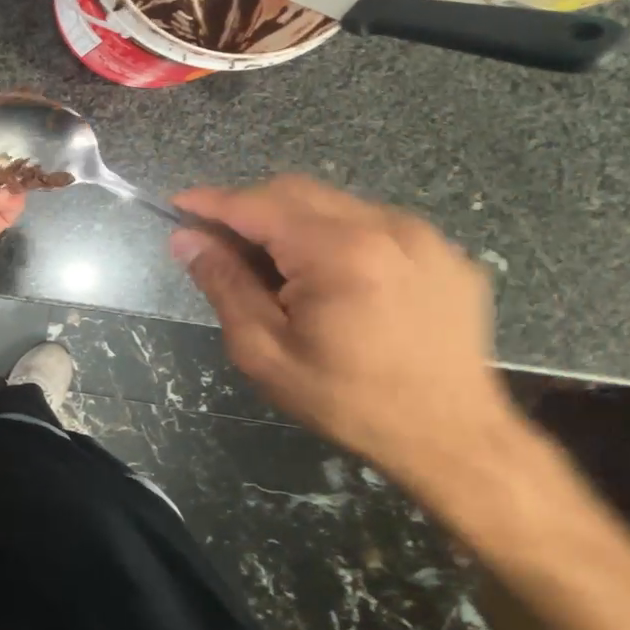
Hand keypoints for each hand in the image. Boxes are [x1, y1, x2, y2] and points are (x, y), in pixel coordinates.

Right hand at [171, 175, 518, 476]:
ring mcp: (424, 238)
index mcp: (338, 252)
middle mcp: (385, 228)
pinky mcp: (446, 254)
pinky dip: (334, 236)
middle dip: (248, 207)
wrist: (453, 437)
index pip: (256, 205)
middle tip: (215, 242)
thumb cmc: (346, 399)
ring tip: (271, 267)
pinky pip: (374, 225)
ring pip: (334, 204)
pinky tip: (327, 279)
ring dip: (290, 222)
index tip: (176, 205)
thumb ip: (224, 284)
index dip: (210, 202)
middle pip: (295, 192)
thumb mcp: (263, 349)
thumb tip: (186, 239)